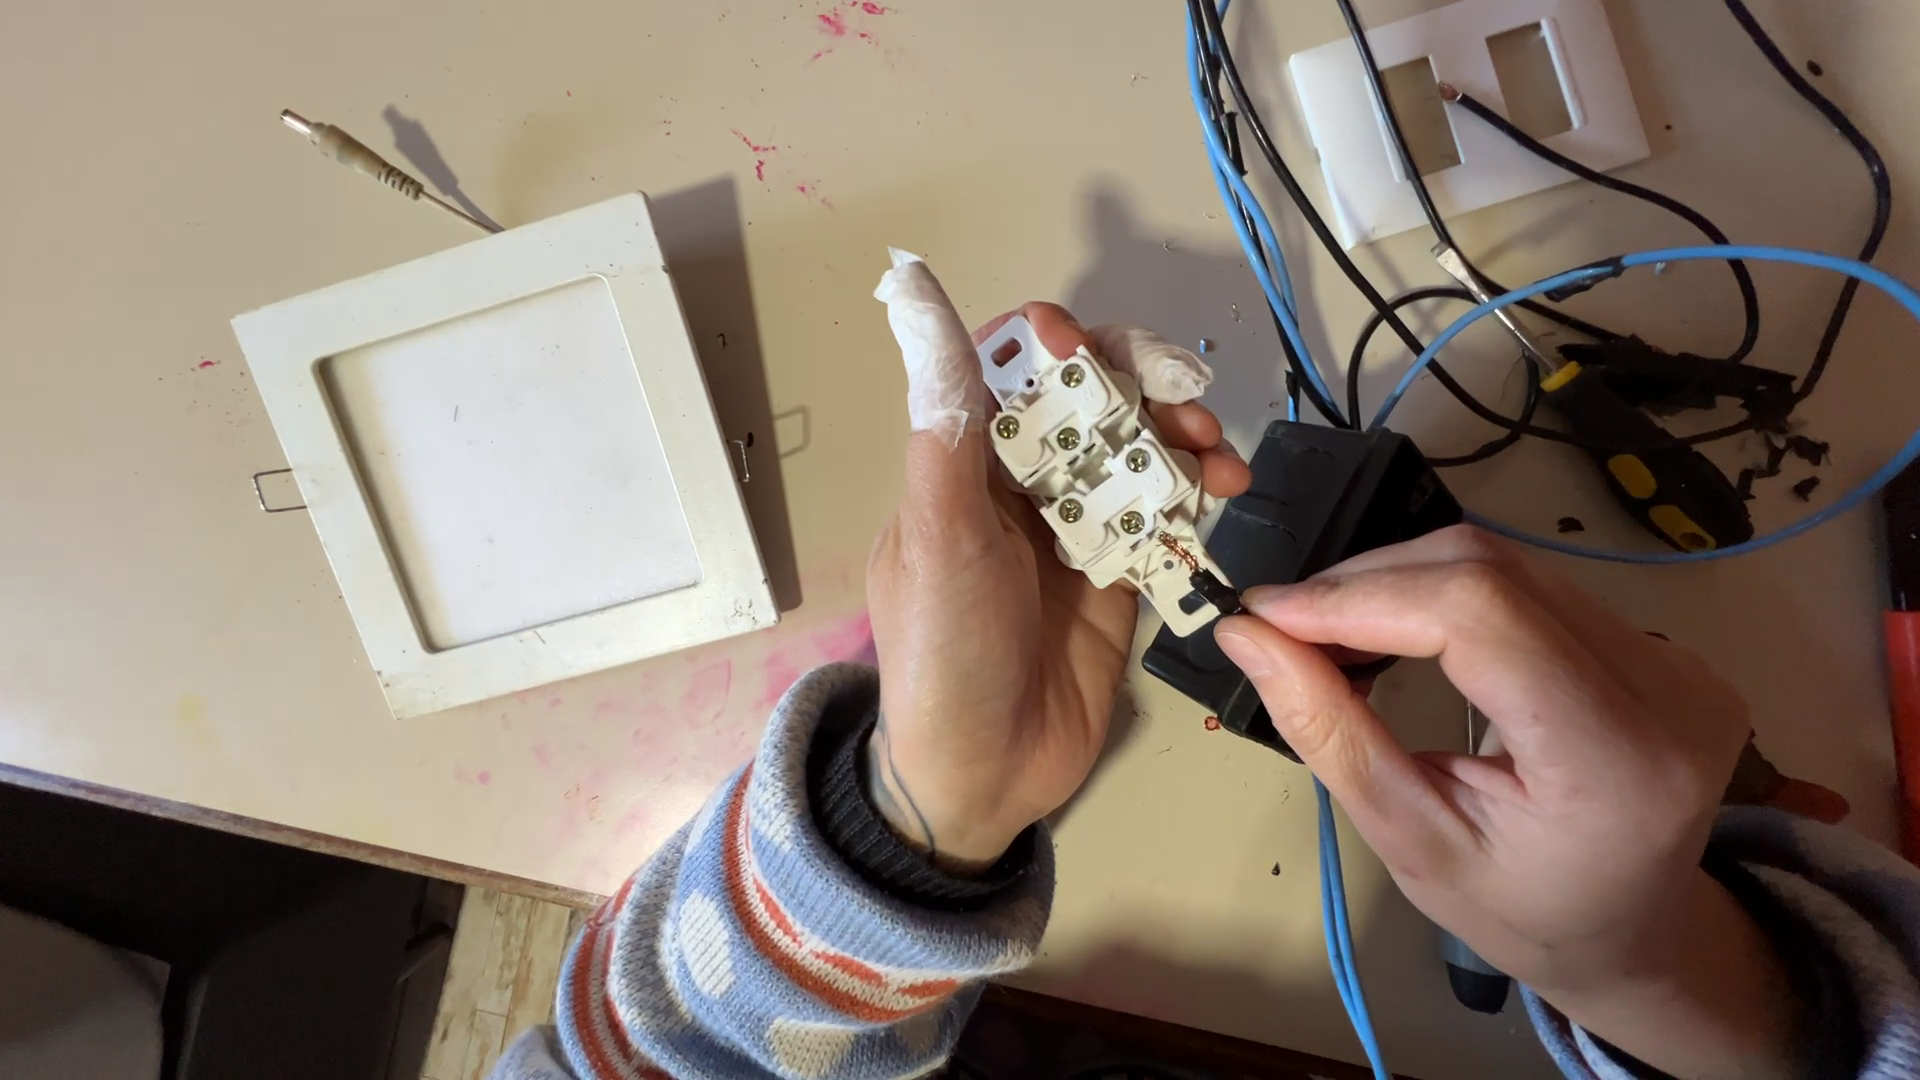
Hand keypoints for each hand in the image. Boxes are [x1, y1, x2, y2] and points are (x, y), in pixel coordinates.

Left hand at [865, 302, 1249, 871]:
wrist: (986, 771)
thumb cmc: (946, 651)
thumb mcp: (937, 537)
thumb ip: (945, 428)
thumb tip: (919, 305)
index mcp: (964, 467)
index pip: (1008, 374)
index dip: (1049, 346)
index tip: (1089, 343)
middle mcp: (1019, 486)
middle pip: (1084, 402)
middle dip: (1136, 384)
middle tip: (1184, 394)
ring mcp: (1074, 527)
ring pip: (1133, 450)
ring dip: (1178, 434)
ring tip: (1215, 450)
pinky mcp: (1119, 569)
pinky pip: (1162, 511)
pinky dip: (1194, 492)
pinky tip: (1222, 491)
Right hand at [1213, 525, 1797, 1079]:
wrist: (1633, 932)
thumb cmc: (1516, 908)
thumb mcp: (1404, 840)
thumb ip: (1326, 732)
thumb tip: (1242, 634)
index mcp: (1616, 757)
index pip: (1477, 617)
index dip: (1357, 598)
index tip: (1263, 615)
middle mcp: (1662, 682)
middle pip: (1480, 570)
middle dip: (1356, 584)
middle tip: (1277, 624)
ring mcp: (1660, 651)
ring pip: (1487, 559)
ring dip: (1381, 580)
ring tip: (1317, 627)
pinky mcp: (1635, 636)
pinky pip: (1504, 576)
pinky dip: (1416, 588)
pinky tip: (1374, 623)